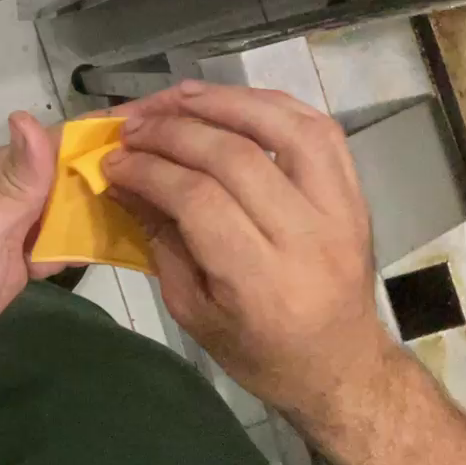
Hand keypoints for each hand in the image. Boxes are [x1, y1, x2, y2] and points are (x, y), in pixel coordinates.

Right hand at [103, 81, 398, 426]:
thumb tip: (120, 175)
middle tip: (130, 127)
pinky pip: (317, 128)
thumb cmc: (256, 349)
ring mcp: (341, 211)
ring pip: (284, 129)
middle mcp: (309, 240)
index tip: (111, 159)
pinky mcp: (354, 193)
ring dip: (223, 102)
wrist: (341, 368)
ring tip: (177, 96)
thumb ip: (157, 235)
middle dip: (172, 131)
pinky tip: (228, 100)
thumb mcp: (189, 307)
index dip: (148, 169)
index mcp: (263, 283)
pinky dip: (268, 103)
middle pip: (235, 157)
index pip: (199, 200)